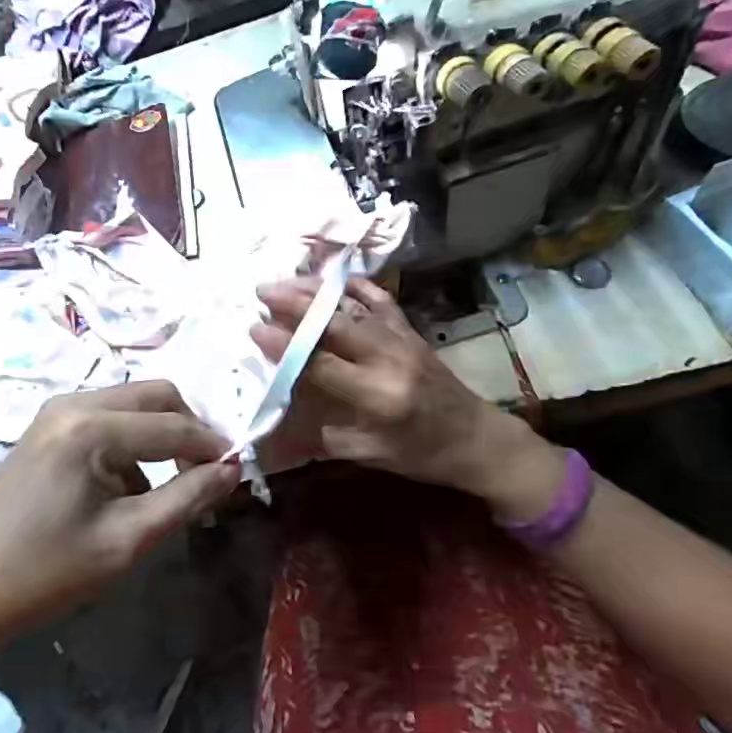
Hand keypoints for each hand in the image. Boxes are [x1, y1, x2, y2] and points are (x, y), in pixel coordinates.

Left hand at [0, 382, 238, 652]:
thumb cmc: (44, 572)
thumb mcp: (126, 541)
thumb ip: (187, 499)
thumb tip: (232, 470)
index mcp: (93, 427)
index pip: (176, 426)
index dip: (214, 448)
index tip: (240, 472)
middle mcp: (75, 403)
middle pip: (156, 396)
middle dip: (189, 429)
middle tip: (208, 473)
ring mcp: (55, 413)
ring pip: (132, 405)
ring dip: (160, 436)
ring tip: (170, 489)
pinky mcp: (44, 430)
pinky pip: (106, 419)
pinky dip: (131, 443)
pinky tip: (127, 490)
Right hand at [251, 277, 567, 521]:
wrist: (477, 439)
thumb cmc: (421, 455)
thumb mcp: (368, 454)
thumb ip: (322, 432)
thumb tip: (282, 411)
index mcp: (377, 397)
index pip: (320, 364)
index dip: (284, 347)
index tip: (254, 330)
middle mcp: (389, 360)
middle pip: (335, 324)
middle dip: (295, 305)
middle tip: (261, 292)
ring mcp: (403, 340)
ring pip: (354, 307)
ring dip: (317, 292)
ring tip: (285, 281)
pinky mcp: (412, 331)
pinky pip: (381, 300)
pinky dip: (356, 286)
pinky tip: (334, 278)